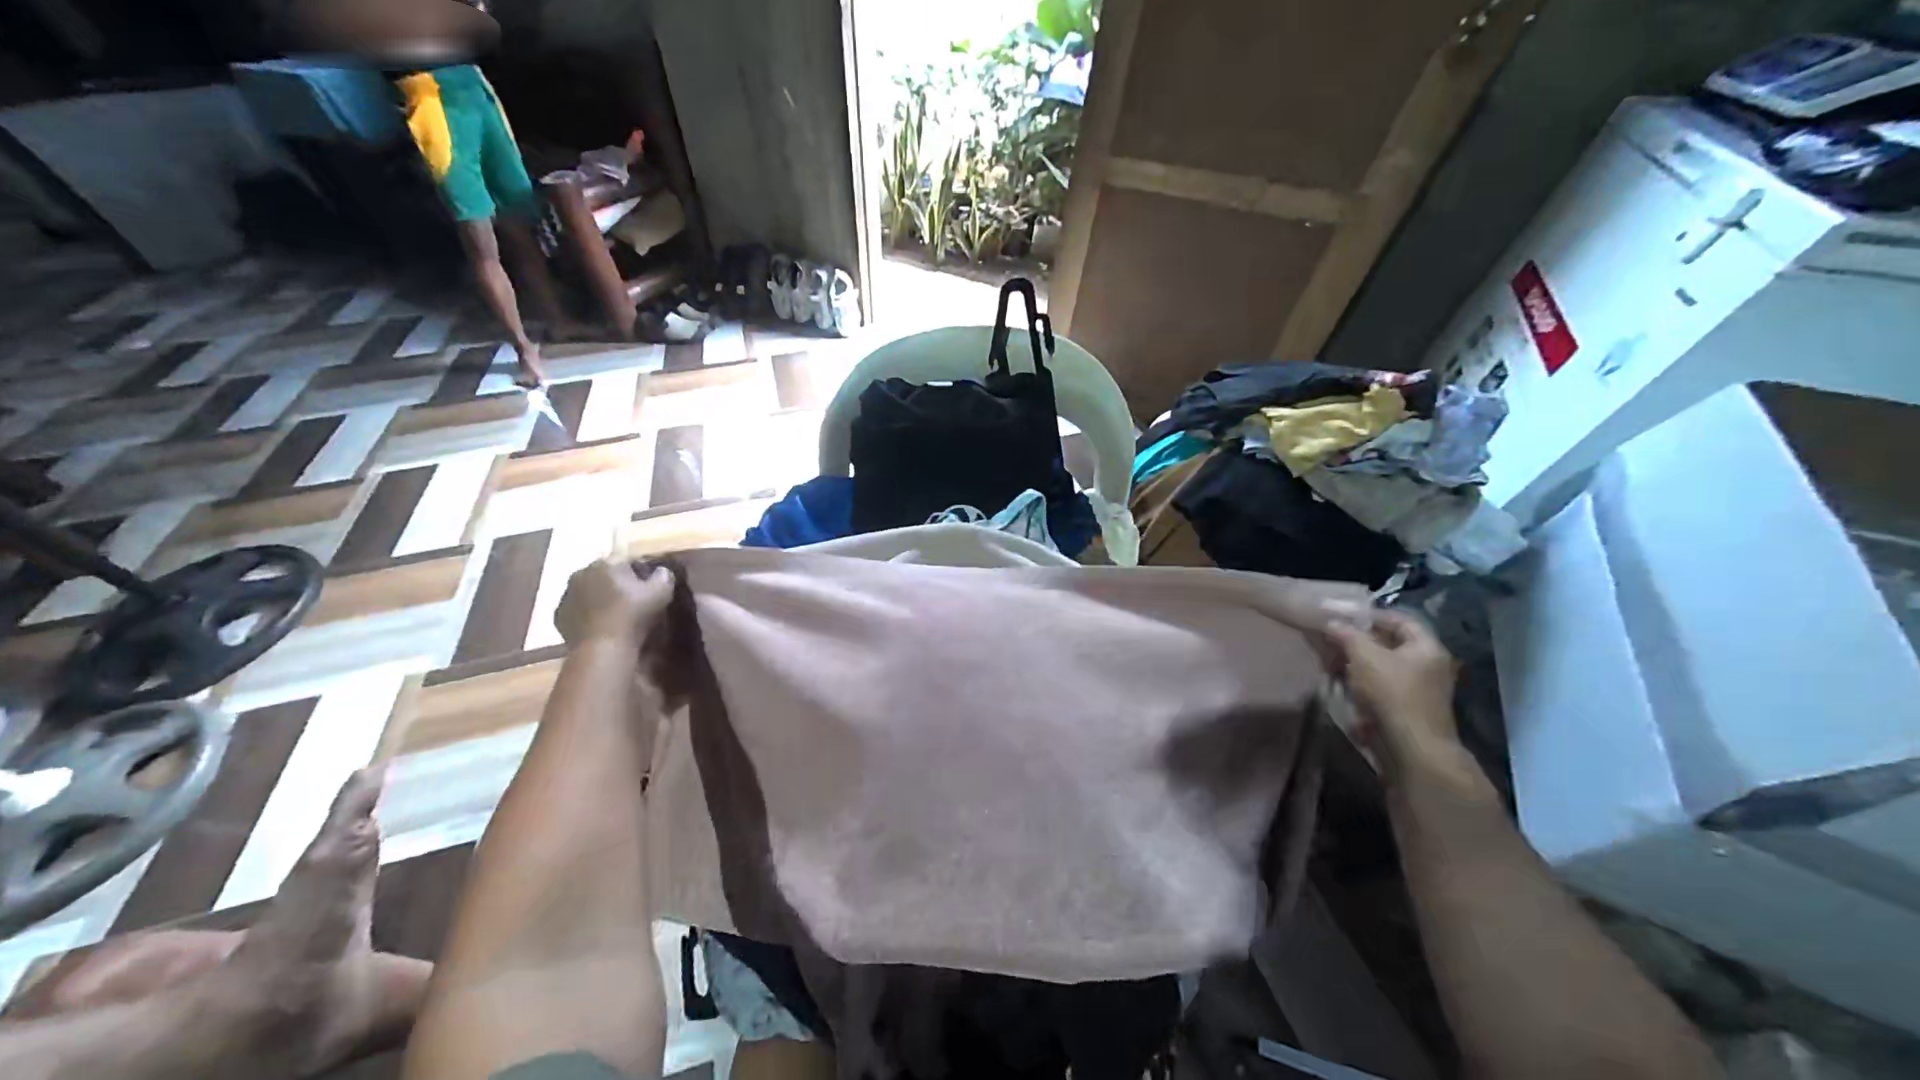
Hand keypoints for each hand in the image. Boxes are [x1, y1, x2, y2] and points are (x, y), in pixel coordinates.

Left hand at [555, 560, 673, 646]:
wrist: (603, 648)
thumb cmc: (633, 615)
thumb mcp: (661, 593)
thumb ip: (664, 576)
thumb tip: (661, 572)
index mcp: (606, 563)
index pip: (626, 559)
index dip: (640, 571)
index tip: (649, 586)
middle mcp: (582, 572)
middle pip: (604, 573)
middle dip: (616, 582)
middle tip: (632, 600)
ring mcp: (567, 594)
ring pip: (588, 591)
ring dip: (600, 597)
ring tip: (615, 615)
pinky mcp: (559, 616)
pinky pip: (577, 609)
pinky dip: (587, 614)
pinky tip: (600, 626)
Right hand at [1324, 609, 1459, 772]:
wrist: (1411, 749)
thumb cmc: (1392, 693)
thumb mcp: (1364, 656)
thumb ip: (1347, 635)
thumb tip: (1332, 622)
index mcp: (1428, 648)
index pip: (1400, 619)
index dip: (1371, 614)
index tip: (1343, 615)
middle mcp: (1429, 666)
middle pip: (1390, 644)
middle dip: (1359, 641)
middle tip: (1332, 639)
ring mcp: (1418, 691)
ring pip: (1382, 668)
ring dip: (1356, 664)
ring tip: (1330, 662)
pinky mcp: (1406, 711)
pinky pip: (1380, 688)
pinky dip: (1361, 684)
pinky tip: (1341, 685)